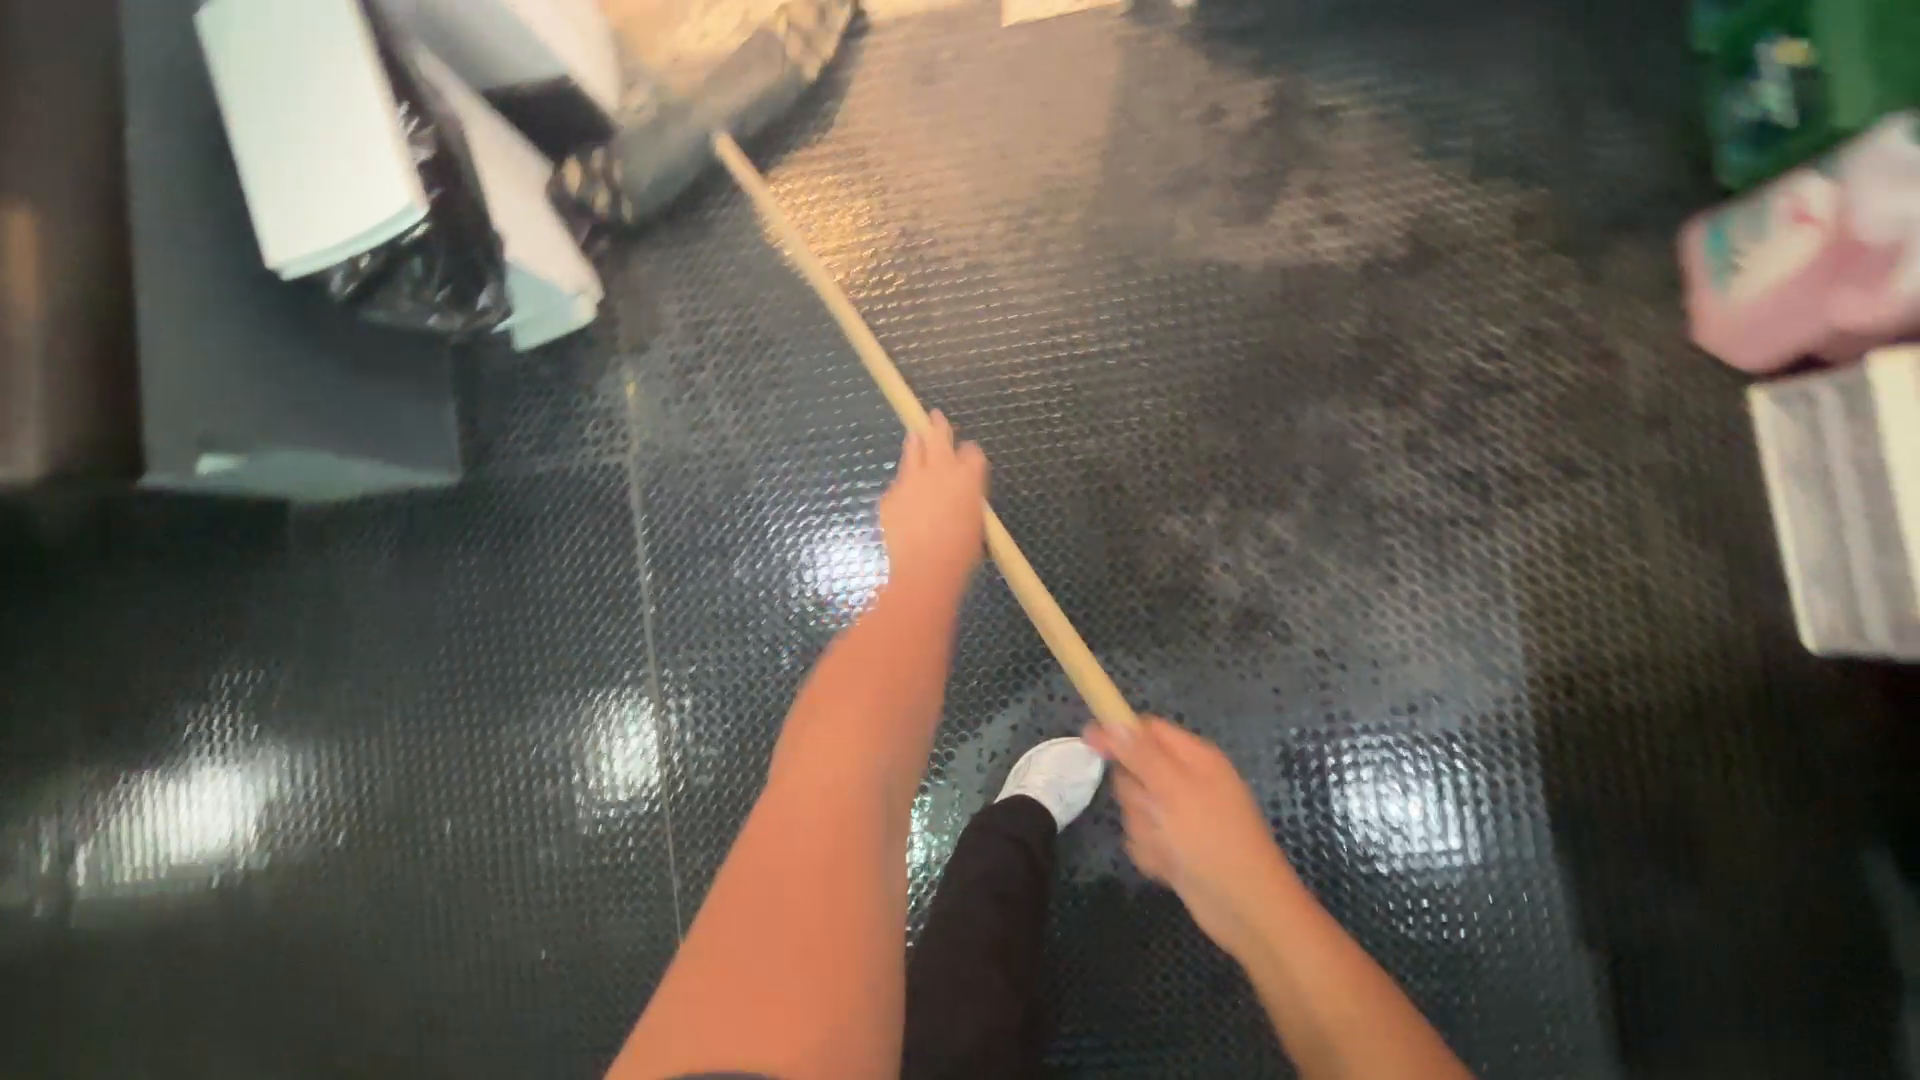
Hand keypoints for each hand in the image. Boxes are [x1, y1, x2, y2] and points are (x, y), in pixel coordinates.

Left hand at [879, 410, 988, 599]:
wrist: (925, 567)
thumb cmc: (959, 552)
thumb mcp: (975, 525)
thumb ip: (968, 503)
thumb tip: (961, 497)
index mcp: (969, 478)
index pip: (971, 453)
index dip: (969, 452)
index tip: (967, 452)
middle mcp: (941, 471)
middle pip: (939, 439)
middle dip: (937, 427)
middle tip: (934, 416)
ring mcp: (912, 479)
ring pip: (913, 452)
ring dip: (915, 443)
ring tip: (913, 435)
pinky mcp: (891, 494)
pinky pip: (898, 483)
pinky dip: (904, 485)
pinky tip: (905, 494)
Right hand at [1084, 717, 1299, 956]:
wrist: (1245, 909)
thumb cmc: (1213, 841)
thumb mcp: (1174, 790)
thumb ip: (1141, 754)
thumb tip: (1113, 720)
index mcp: (1194, 758)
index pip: (1148, 731)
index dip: (1118, 734)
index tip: (1090, 743)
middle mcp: (1186, 782)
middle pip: (1135, 771)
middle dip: (1136, 796)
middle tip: (1155, 812)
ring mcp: (1180, 816)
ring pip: (1135, 808)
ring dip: (1144, 829)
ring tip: (1168, 846)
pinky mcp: (1174, 846)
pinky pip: (1143, 837)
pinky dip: (1151, 852)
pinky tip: (1170, 866)